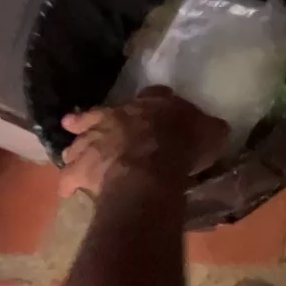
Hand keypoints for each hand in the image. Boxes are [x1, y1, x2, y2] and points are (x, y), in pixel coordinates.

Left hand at [57, 87, 229, 197]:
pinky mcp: (81, 167)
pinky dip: (69, 182)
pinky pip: (69, 176)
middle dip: (90, 120)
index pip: (152, 95)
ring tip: (75, 157)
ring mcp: (95, 140)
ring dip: (77, 148)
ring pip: (78, 142)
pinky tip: (68, 190)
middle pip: (98, 114)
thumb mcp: (211, 132)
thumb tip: (217, 128)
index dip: (152, 101)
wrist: (150, 168)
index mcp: (153, 104)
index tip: (149, 107)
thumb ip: (211, 127)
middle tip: (79, 124)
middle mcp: (118, 116)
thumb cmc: (183, 145)